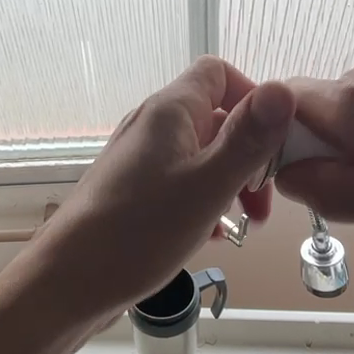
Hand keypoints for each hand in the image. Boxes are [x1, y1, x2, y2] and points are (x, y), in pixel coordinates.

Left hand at [29, 57, 292, 321]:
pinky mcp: (132, 189)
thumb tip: (284, 88)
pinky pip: (180, 180)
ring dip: (229, 182)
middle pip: (215, 117)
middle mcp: (153, 125)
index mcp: (170, 111)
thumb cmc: (139, 230)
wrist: (69, 281)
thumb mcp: (208, 185)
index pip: (219, 73)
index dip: (252, 97)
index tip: (273, 142)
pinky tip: (211, 236)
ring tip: (244, 224)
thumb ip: (248, 138)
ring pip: (200, 154)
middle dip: (248, 154)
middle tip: (262, 201)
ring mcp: (140, 157)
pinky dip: (204, 200)